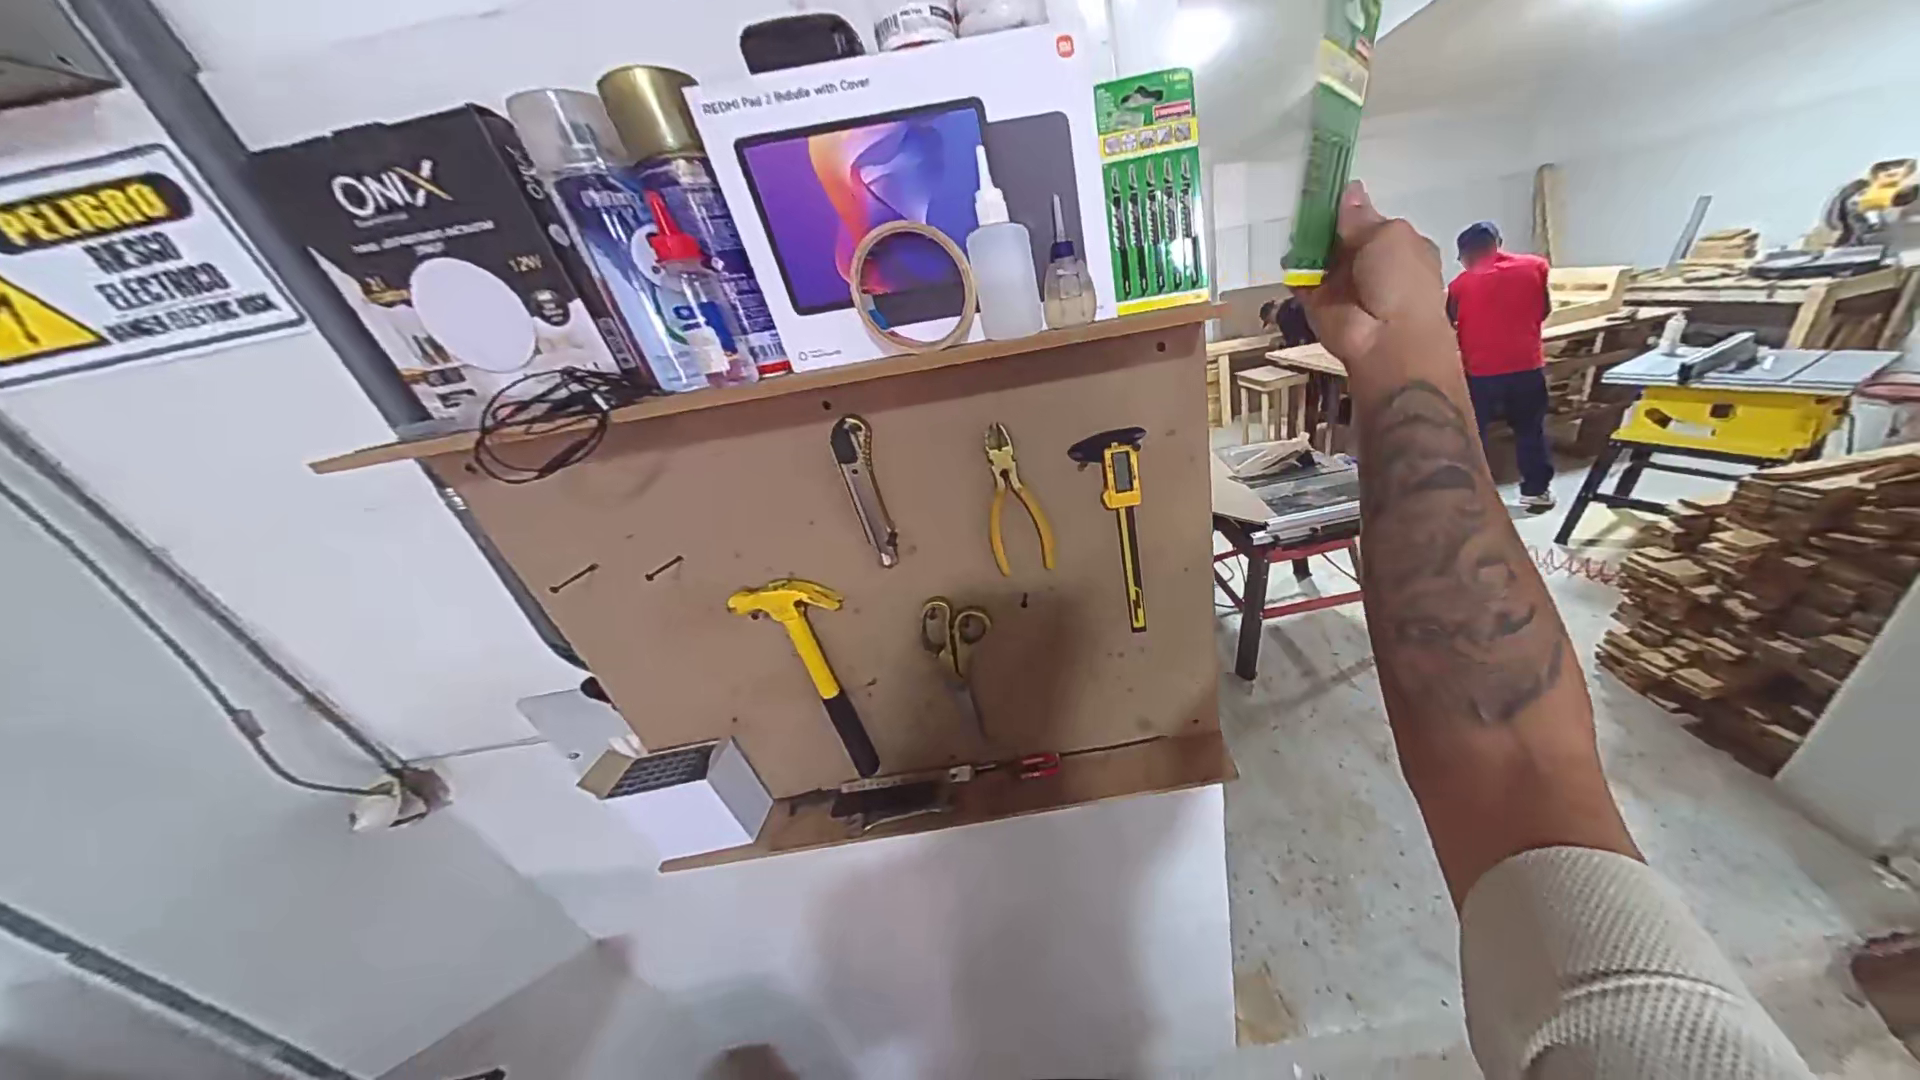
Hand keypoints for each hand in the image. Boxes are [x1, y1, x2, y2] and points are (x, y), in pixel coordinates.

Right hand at [1296, 181, 1446, 362]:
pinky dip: (1292, 272)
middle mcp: (1368, 265)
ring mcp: (1341, 286)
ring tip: (1292, 229)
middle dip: (1323, 226)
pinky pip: (1301, 283)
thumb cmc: (1398, 280)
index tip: (1327, 192)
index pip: (1369, 222)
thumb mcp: (1388, 235)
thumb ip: (1361, 217)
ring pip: (1318, 260)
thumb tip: (1348, 191)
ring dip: (1305, 247)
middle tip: (1302, 206)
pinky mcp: (1316, 304)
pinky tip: (1285, 258)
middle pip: (1339, 239)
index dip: (1350, 208)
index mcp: (1396, 246)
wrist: (1384, 338)